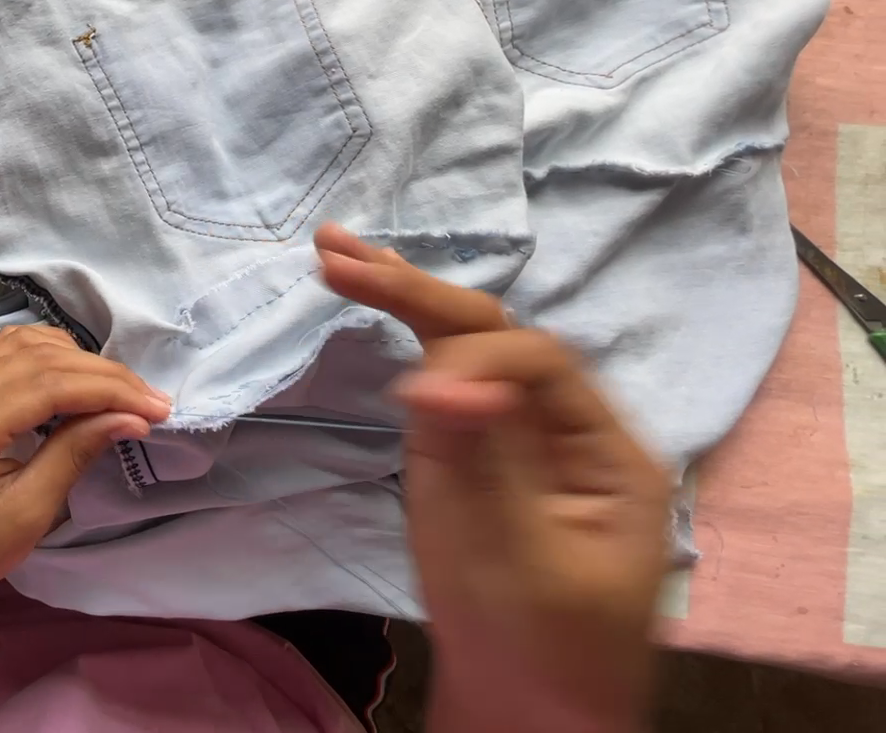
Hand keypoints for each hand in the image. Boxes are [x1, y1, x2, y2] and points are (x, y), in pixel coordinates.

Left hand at [0, 326, 171, 625]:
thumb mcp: (28, 514)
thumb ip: (74, 455)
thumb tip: (129, 417)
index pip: (46, 385)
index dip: (106, 388)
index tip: (155, 407)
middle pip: (36, 357)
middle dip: (101, 373)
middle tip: (150, 399)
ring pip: (22, 345)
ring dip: (77, 359)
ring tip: (122, 389)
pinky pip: (6, 352)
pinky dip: (49, 355)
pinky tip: (78, 376)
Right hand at [315, 224, 668, 732]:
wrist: (519, 692)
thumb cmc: (532, 634)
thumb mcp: (513, 555)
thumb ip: (482, 458)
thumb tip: (439, 380)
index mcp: (603, 447)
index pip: (533, 364)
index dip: (470, 363)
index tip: (414, 403)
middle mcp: (559, 418)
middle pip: (489, 331)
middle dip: (413, 288)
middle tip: (336, 252)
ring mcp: (507, 422)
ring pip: (458, 336)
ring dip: (396, 287)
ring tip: (334, 249)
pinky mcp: (463, 434)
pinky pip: (434, 363)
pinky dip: (395, 321)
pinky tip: (367, 286)